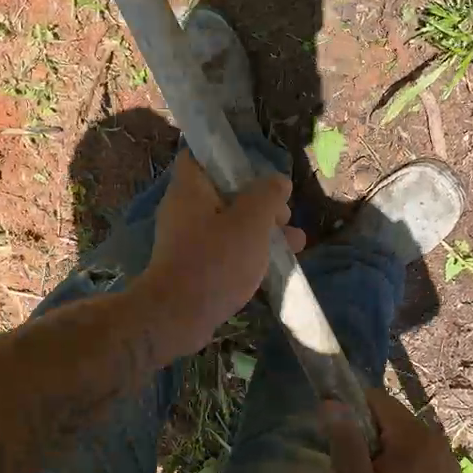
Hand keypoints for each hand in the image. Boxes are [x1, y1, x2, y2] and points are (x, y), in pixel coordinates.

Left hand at [134, 150, 303, 354]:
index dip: (229, 158)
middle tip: (284, 216)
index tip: (258, 170)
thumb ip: (268, 196)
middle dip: (259, 202)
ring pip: (228, 225)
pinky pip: (223, 251)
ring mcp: (186, 241)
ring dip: (261, 231)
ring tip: (295, 243)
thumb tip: (278, 181)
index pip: (200, 157)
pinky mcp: (193, 267)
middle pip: (224, 193)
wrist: (177, 316)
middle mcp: (183, 210)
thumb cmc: (215, 260)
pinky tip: (277, 265)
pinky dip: (248, 253)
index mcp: (190, 189)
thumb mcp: (252, 221)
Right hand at [321, 388, 472, 472]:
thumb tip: (331, 403)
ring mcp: (448, 460)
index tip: (337, 439)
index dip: (351, 410)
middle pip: (391, 419)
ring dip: (386, 455)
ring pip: (406, 441)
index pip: (376, 398)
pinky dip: (404, 469)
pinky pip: (421, 460)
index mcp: (411, 436)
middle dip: (368, 437)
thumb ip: (346, 444)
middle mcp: (434, 439)